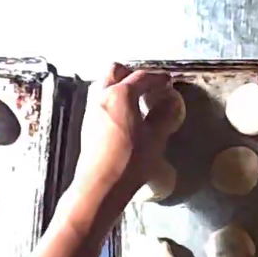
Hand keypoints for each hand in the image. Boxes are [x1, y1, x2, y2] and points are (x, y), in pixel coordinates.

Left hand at [70, 63, 173, 215]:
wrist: (101, 184)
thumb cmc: (130, 161)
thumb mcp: (155, 138)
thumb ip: (164, 115)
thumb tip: (171, 101)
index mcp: (121, 94)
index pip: (142, 77)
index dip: (157, 77)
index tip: (167, 81)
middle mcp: (102, 96)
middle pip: (115, 71)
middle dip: (132, 74)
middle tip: (148, 85)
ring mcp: (91, 109)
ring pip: (104, 84)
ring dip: (119, 85)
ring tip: (136, 99)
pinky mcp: (87, 124)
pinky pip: (100, 100)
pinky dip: (112, 99)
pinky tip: (124, 114)